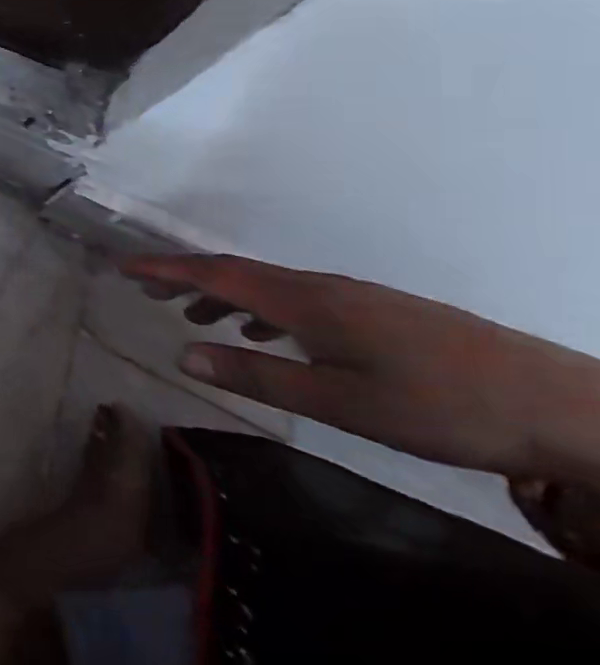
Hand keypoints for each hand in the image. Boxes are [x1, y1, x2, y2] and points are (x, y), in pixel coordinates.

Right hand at [124, 254, 599, 484]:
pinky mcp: (382, 312)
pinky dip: (262, 305)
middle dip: (186, 276)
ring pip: (270, 284)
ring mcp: (358, 297)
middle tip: (145, 289)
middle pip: (239, 271)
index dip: (165, 268)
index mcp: (307, 302)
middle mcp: (325, 288)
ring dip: (224, 293)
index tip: (122, 266)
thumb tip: (181, 353)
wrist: (572, 410)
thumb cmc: (444, 407)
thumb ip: (257, 376)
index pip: (217, 273)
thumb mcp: (341, 402)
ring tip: (195, 316)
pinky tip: (268, 333)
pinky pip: (299, 296)